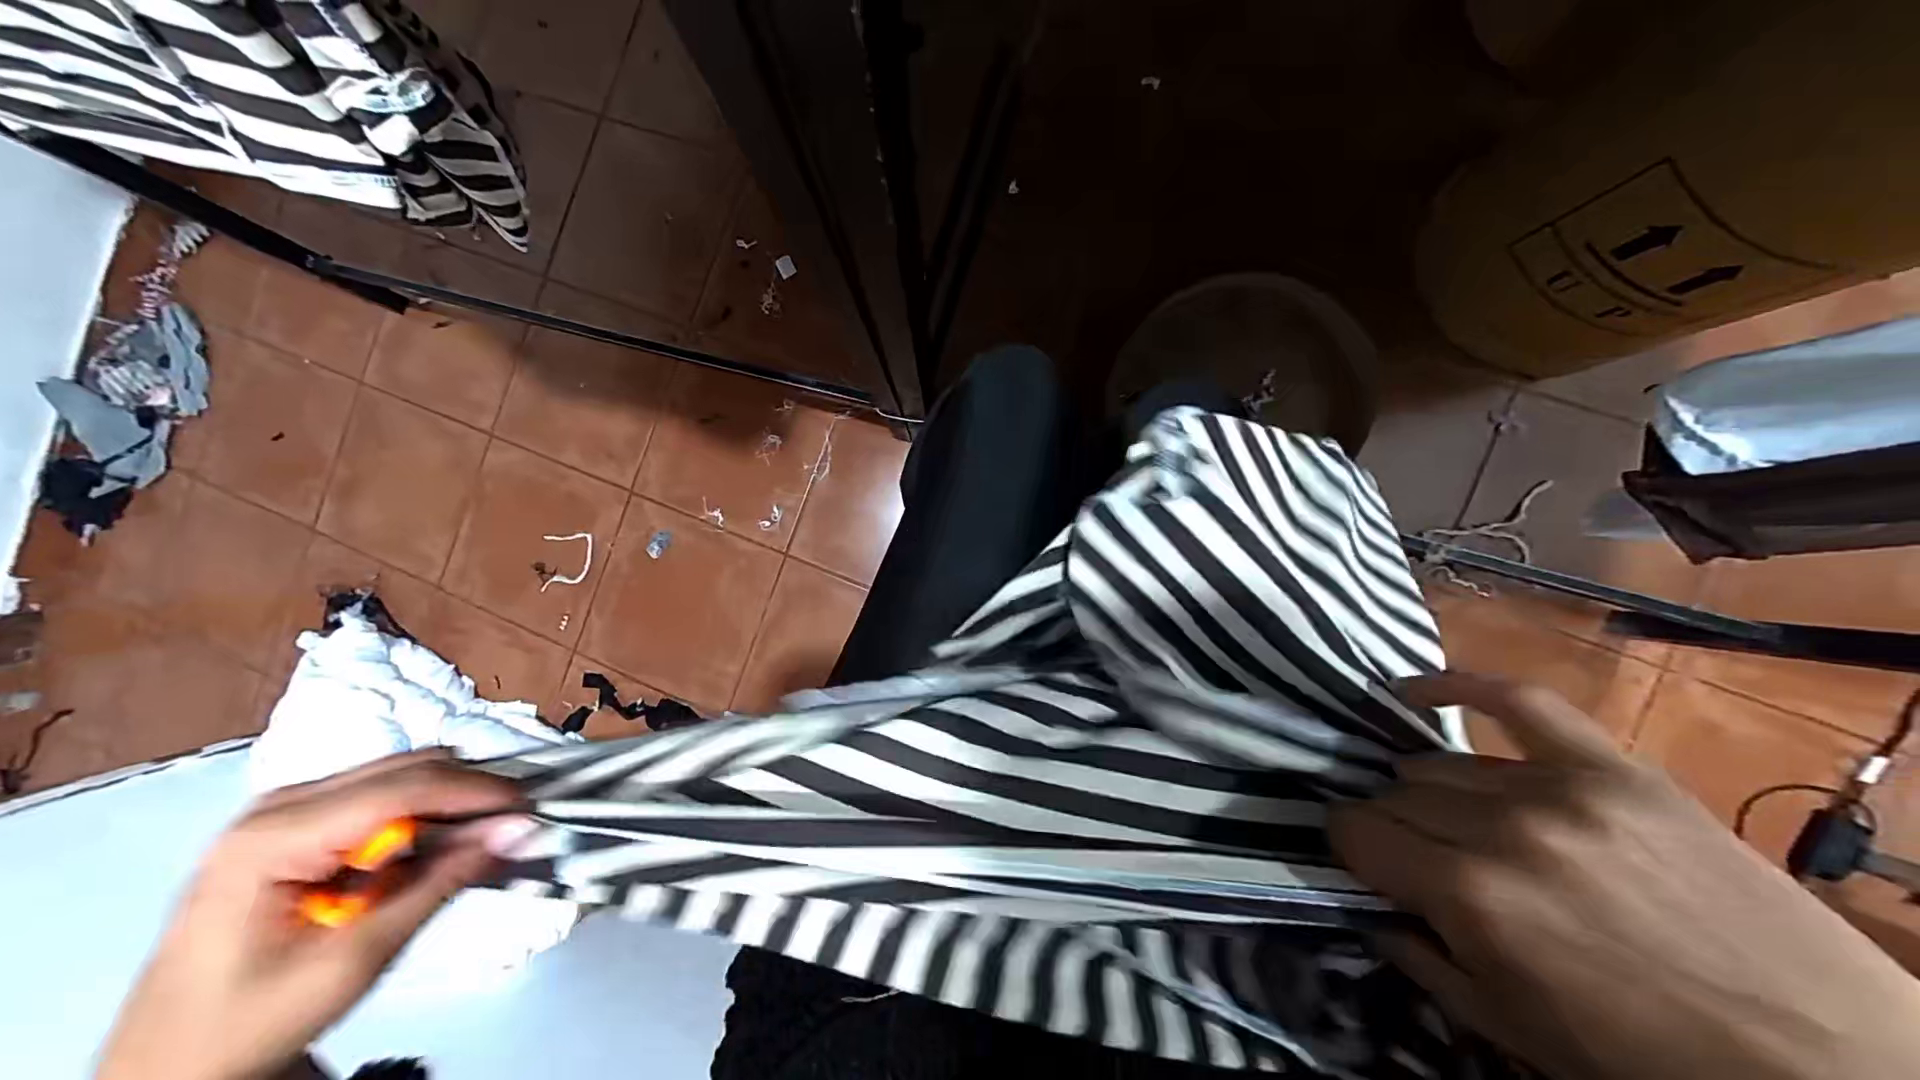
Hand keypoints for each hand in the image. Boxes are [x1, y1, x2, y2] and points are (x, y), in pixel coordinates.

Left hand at [96, 751, 529, 1079]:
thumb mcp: (356, 959)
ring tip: (478, 842)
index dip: (477, 790)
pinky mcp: (296, 823)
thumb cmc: (250, 1021)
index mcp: (273, 837)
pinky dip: (422, 815)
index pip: (403, 786)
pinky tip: (433, 850)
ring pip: (401, 774)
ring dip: (448, 804)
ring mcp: (284, 810)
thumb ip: (441, 884)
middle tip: (512, 826)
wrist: (169, 1065)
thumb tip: (515, 829)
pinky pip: (382, 796)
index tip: (531, 806)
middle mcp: (278, 806)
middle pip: (406, 768)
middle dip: (468, 793)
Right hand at [1330, 672, 1919, 1079]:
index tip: (1358, 860)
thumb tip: (1364, 900)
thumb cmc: (1648, 1061)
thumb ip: (1416, 955)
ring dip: (1427, 789)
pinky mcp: (1618, 771)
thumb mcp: (1510, 1029)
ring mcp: (1564, 791)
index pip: (1355, 832)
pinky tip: (1415, 689)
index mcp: (1469, 899)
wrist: (1838, 1073)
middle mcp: (1501, 831)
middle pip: (1397, 795)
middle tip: (1414, 855)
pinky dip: (1461, 686)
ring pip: (1442, 763)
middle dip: (1391, 826)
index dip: (1347, 847)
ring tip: (1445, 814)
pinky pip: (1522, 700)